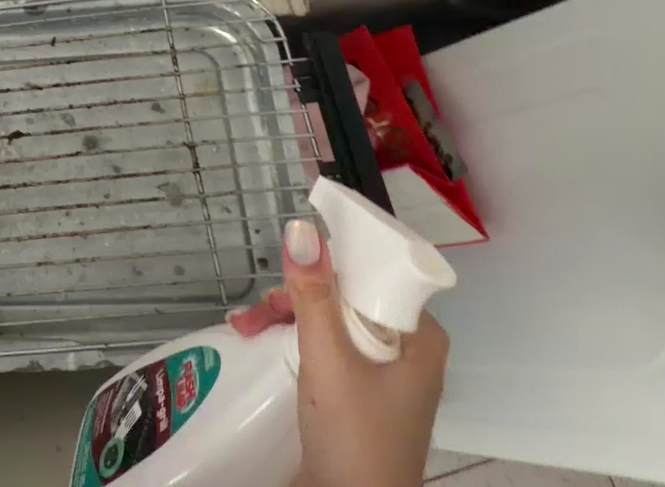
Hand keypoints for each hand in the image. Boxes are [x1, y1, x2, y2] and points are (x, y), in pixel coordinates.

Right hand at [227, 219, 447, 486]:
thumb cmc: (355, 437)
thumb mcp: (329, 360)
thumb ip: (313, 295)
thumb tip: (301, 227)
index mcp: (419, 336)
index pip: (373, 273)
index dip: (326, 263)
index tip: (286, 267)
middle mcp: (404, 349)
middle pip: (344, 296)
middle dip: (294, 296)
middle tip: (259, 311)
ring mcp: (381, 375)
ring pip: (328, 320)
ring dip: (284, 318)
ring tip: (246, 328)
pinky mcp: (357, 395)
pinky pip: (324, 349)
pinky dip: (291, 342)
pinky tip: (259, 342)